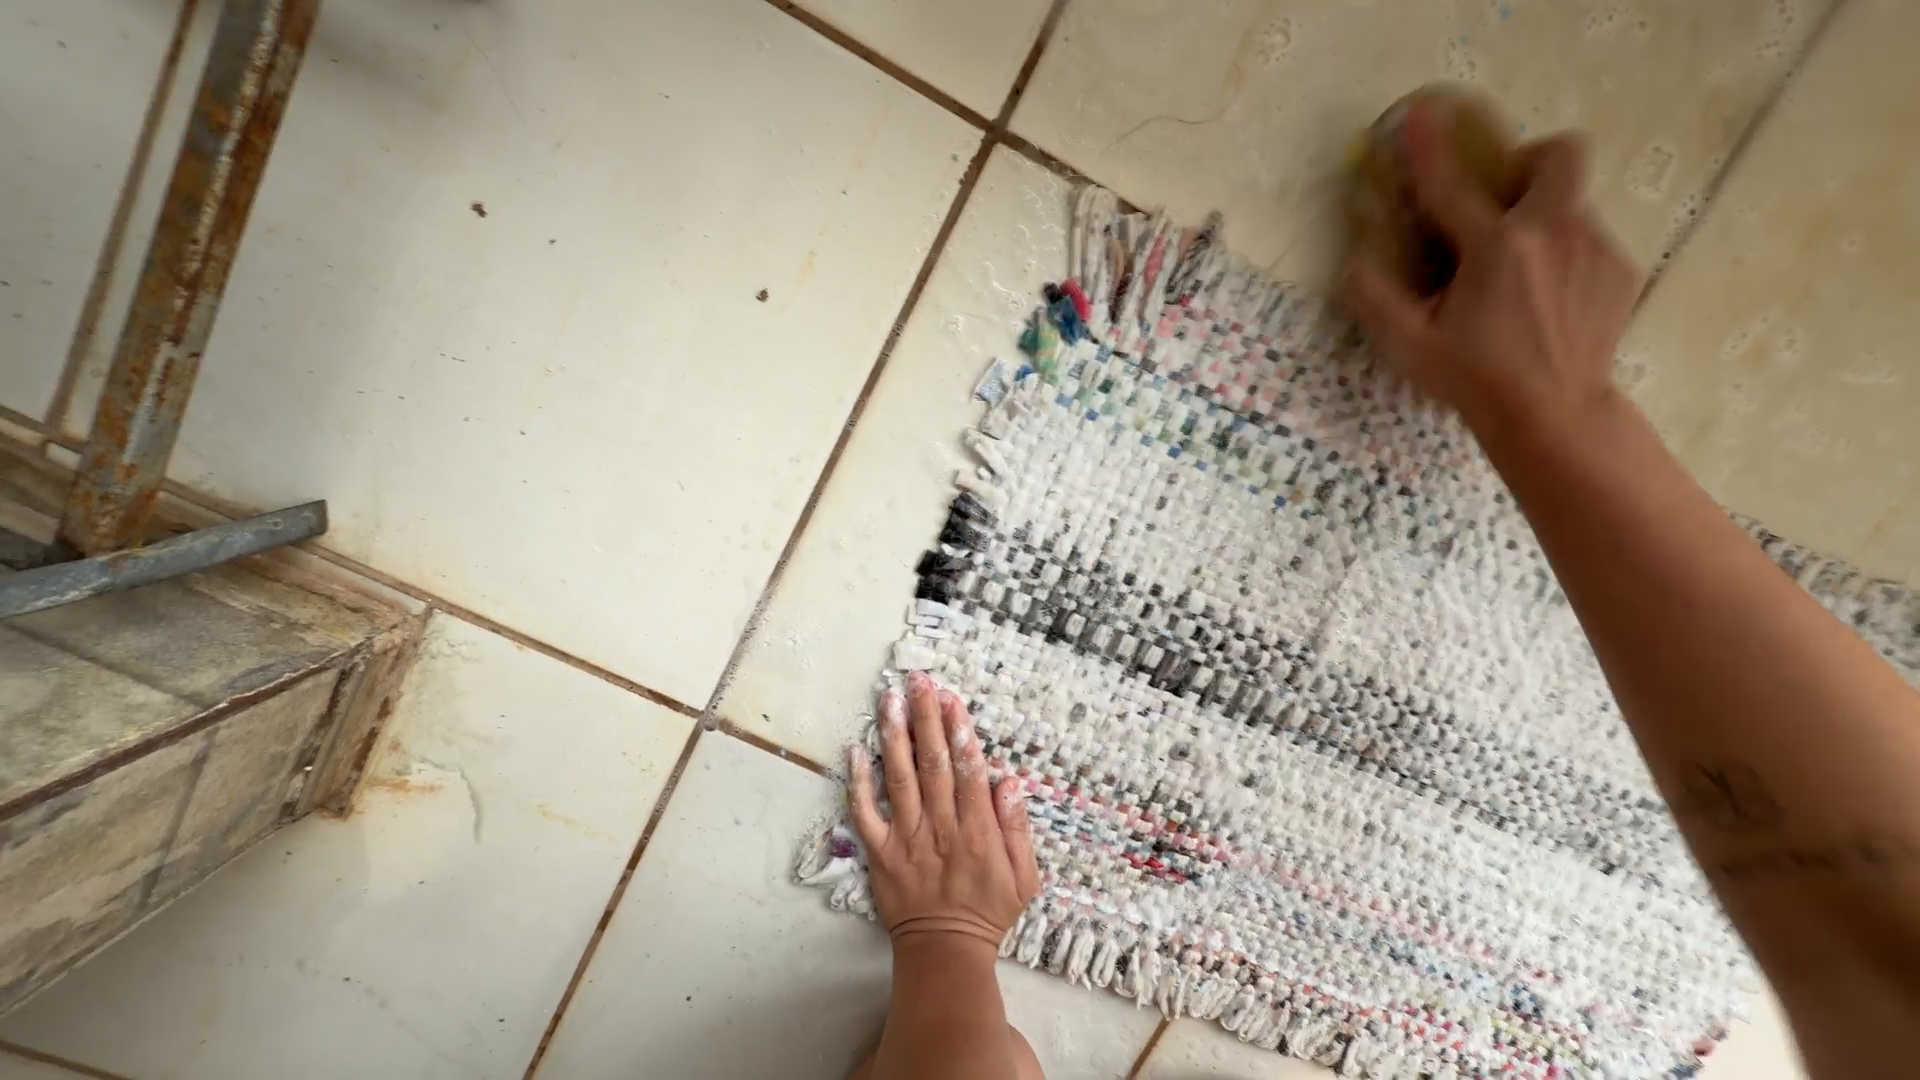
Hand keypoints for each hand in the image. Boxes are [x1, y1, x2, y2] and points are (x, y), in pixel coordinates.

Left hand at [847, 672, 1041, 951]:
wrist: (944, 952)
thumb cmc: (988, 911)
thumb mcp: (1024, 876)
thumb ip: (1017, 827)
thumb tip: (1009, 781)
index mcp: (976, 830)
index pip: (968, 769)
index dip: (959, 731)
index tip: (951, 698)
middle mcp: (940, 827)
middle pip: (934, 763)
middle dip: (926, 718)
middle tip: (919, 682)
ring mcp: (906, 838)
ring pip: (899, 777)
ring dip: (895, 735)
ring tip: (889, 699)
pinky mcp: (879, 851)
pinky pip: (865, 812)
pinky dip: (858, 781)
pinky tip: (856, 749)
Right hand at [1343, 100, 1642, 442]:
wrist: (1553, 414)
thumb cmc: (1472, 379)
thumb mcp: (1408, 345)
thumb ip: (1375, 298)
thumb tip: (1355, 261)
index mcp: (1496, 249)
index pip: (1452, 187)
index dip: (1427, 150)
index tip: (1417, 116)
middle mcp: (1553, 233)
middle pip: (1560, 154)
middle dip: (1529, 163)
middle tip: (1501, 202)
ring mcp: (1595, 249)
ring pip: (1570, 205)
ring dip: (1539, 224)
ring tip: (1515, 277)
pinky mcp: (1619, 271)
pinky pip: (1586, 242)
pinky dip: (1560, 258)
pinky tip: (1542, 302)